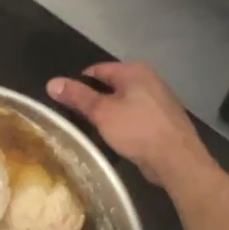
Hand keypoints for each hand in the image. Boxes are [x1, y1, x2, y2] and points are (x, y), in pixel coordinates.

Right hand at [48, 62, 217, 190]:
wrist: (176, 159)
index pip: (96, 70)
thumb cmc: (136, 130)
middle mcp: (149, 78)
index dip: (78, 85)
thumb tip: (52, 82)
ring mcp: (159, 98)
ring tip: (95, 130)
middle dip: (94, 100)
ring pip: (123, 101)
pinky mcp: (164, 118)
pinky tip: (117, 138)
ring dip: (109, 113)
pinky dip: (124, 122)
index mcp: (134, 71)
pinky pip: (135, 114)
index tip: (67, 104)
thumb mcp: (101, 112)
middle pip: (110, 85)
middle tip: (78, 119)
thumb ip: (77, 96)